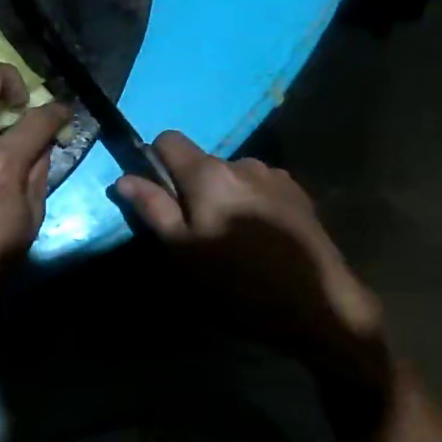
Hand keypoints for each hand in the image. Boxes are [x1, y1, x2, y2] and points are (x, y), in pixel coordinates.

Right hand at [115, 132, 383, 371]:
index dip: (156, 161)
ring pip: (232, 176)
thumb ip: (153, 208)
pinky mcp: (298, 194)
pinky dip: (250, 202)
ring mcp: (275, 176)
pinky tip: (261, 237)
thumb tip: (124, 178)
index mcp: (209, 173)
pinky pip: (259, 187)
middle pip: (202, 162)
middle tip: (197, 231)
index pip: (169, 139)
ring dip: (224, 196)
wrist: (317, 303)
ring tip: (233, 237)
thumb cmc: (237, 279)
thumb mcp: (182, 249)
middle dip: (192, 187)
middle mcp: (243, 163)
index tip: (160, 195)